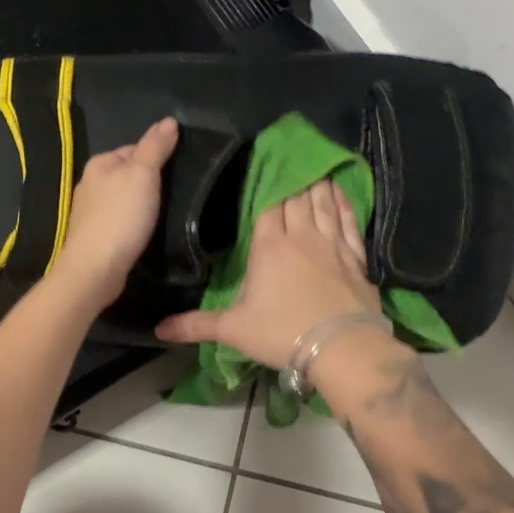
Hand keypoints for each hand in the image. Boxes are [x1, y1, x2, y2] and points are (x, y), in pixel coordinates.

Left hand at [48, 117, 178, 307]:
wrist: (95, 268)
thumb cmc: (120, 217)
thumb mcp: (142, 174)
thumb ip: (155, 147)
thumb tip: (168, 121)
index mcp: (99, 164)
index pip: (133, 149)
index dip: (156, 156)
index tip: (177, 171)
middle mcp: (89, 184)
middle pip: (127, 174)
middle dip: (149, 181)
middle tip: (174, 194)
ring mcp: (89, 212)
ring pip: (123, 199)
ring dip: (141, 204)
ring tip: (163, 214)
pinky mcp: (94, 236)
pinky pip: (118, 221)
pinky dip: (132, 223)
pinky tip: (143, 232)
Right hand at [155, 180, 385, 365]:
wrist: (343, 348)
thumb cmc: (281, 333)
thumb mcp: (232, 329)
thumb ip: (195, 325)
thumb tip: (158, 329)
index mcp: (269, 247)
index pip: (268, 205)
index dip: (266, 186)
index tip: (263, 170)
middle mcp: (301, 237)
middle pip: (296, 198)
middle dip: (292, 181)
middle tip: (290, 164)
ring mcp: (331, 244)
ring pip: (323, 204)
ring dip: (317, 186)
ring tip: (314, 169)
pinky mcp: (355, 257)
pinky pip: (349, 221)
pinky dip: (344, 204)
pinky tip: (340, 192)